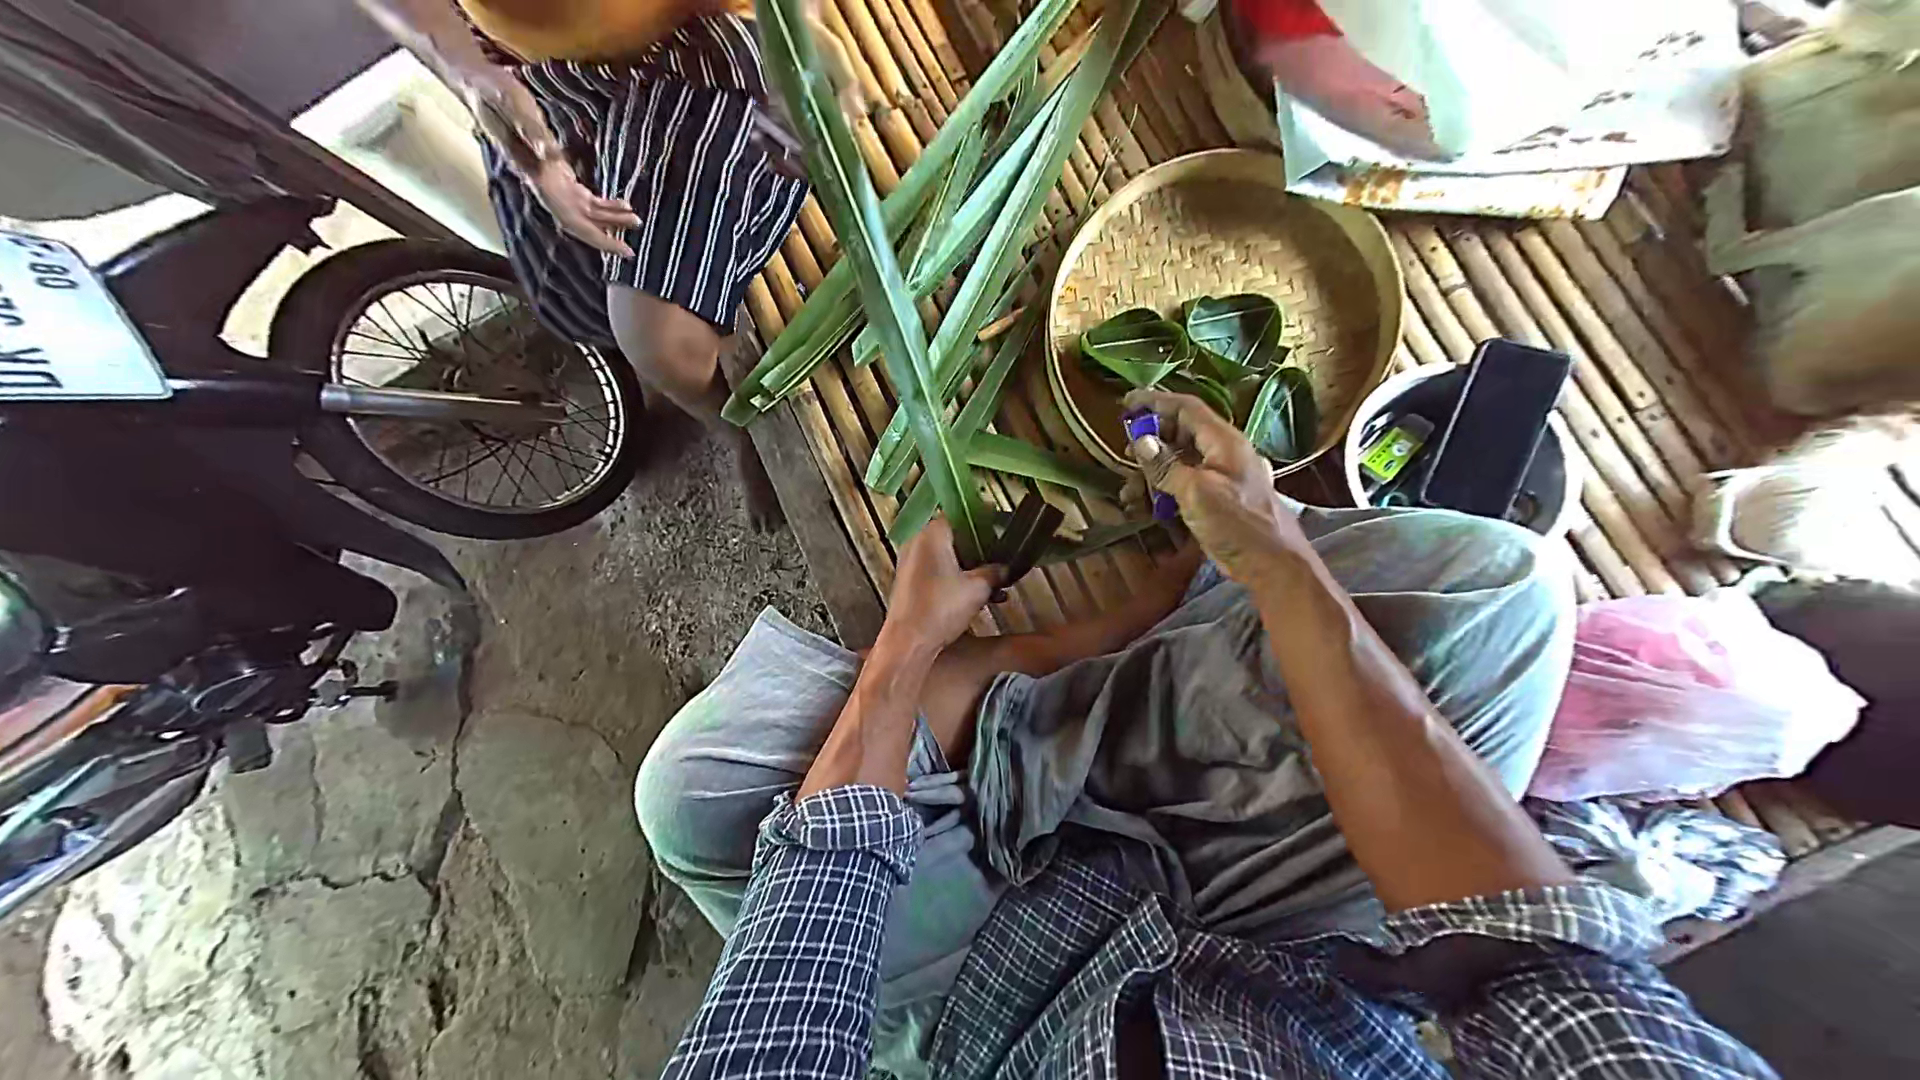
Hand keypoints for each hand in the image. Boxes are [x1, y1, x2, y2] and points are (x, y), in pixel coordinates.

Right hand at [451, 64, 640, 257]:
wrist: (479, 85)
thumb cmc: (495, 94)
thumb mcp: (515, 107)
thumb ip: (534, 134)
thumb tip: (552, 158)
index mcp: (537, 178)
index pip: (570, 220)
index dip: (596, 237)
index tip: (620, 250)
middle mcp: (545, 186)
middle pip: (580, 222)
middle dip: (606, 237)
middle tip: (630, 251)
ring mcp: (550, 181)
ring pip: (585, 211)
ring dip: (610, 220)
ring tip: (635, 221)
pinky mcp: (556, 172)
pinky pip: (583, 197)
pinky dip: (603, 204)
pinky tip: (622, 204)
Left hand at [880, 517, 1003, 653]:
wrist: (908, 643)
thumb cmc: (940, 609)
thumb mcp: (978, 588)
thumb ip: (995, 572)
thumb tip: (1006, 568)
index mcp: (932, 535)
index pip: (960, 515)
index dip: (983, 519)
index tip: (1000, 525)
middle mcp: (918, 543)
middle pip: (955, 537)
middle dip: (981, 549)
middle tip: (1002, 556)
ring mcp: (912, 563)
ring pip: (949, 557)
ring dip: (973, 568)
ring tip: (998, 584)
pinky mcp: (912, 583)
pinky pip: (940, 573)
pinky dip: (959, 580)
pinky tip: (983, 597)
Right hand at [1123, 388, 1309, 587]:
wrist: (1273, 564)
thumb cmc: (1238, 524)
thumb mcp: (1196, 492)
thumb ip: (1167, 466)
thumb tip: (1140, 441)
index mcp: (1224, 442)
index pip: (1186, 408)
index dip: (1155, 402)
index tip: (1127, 404)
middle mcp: (1224, 453)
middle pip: (1182, 432)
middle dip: (1151, 438)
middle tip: (1125, 448)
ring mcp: (1221, 477)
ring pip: (1181, 460)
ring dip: (1153, 470)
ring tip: (1131, 487)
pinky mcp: (1217, 499)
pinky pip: (1185, 483)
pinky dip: (1164, 488)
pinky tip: (1147, 504)